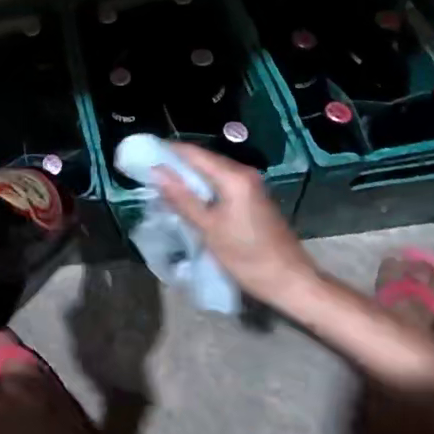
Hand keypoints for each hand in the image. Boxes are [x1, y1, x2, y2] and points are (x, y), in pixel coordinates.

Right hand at [153, 142, 315, 301]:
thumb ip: (181, 197)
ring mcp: (250, 185)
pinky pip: (219, 182)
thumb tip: (156, 171)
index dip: (165, 151)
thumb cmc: (248, 257)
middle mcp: (243, 173)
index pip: (192, 152)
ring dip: (187, 177)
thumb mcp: (208, 228)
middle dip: (174, 164)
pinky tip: (187, 198)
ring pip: (210, 171)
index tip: (141, 156)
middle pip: (201, 159)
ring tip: (161, 186)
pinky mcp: (252, 196)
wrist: (292, 282)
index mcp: (233, 177)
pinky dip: (201, 186)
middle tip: (147, 173)